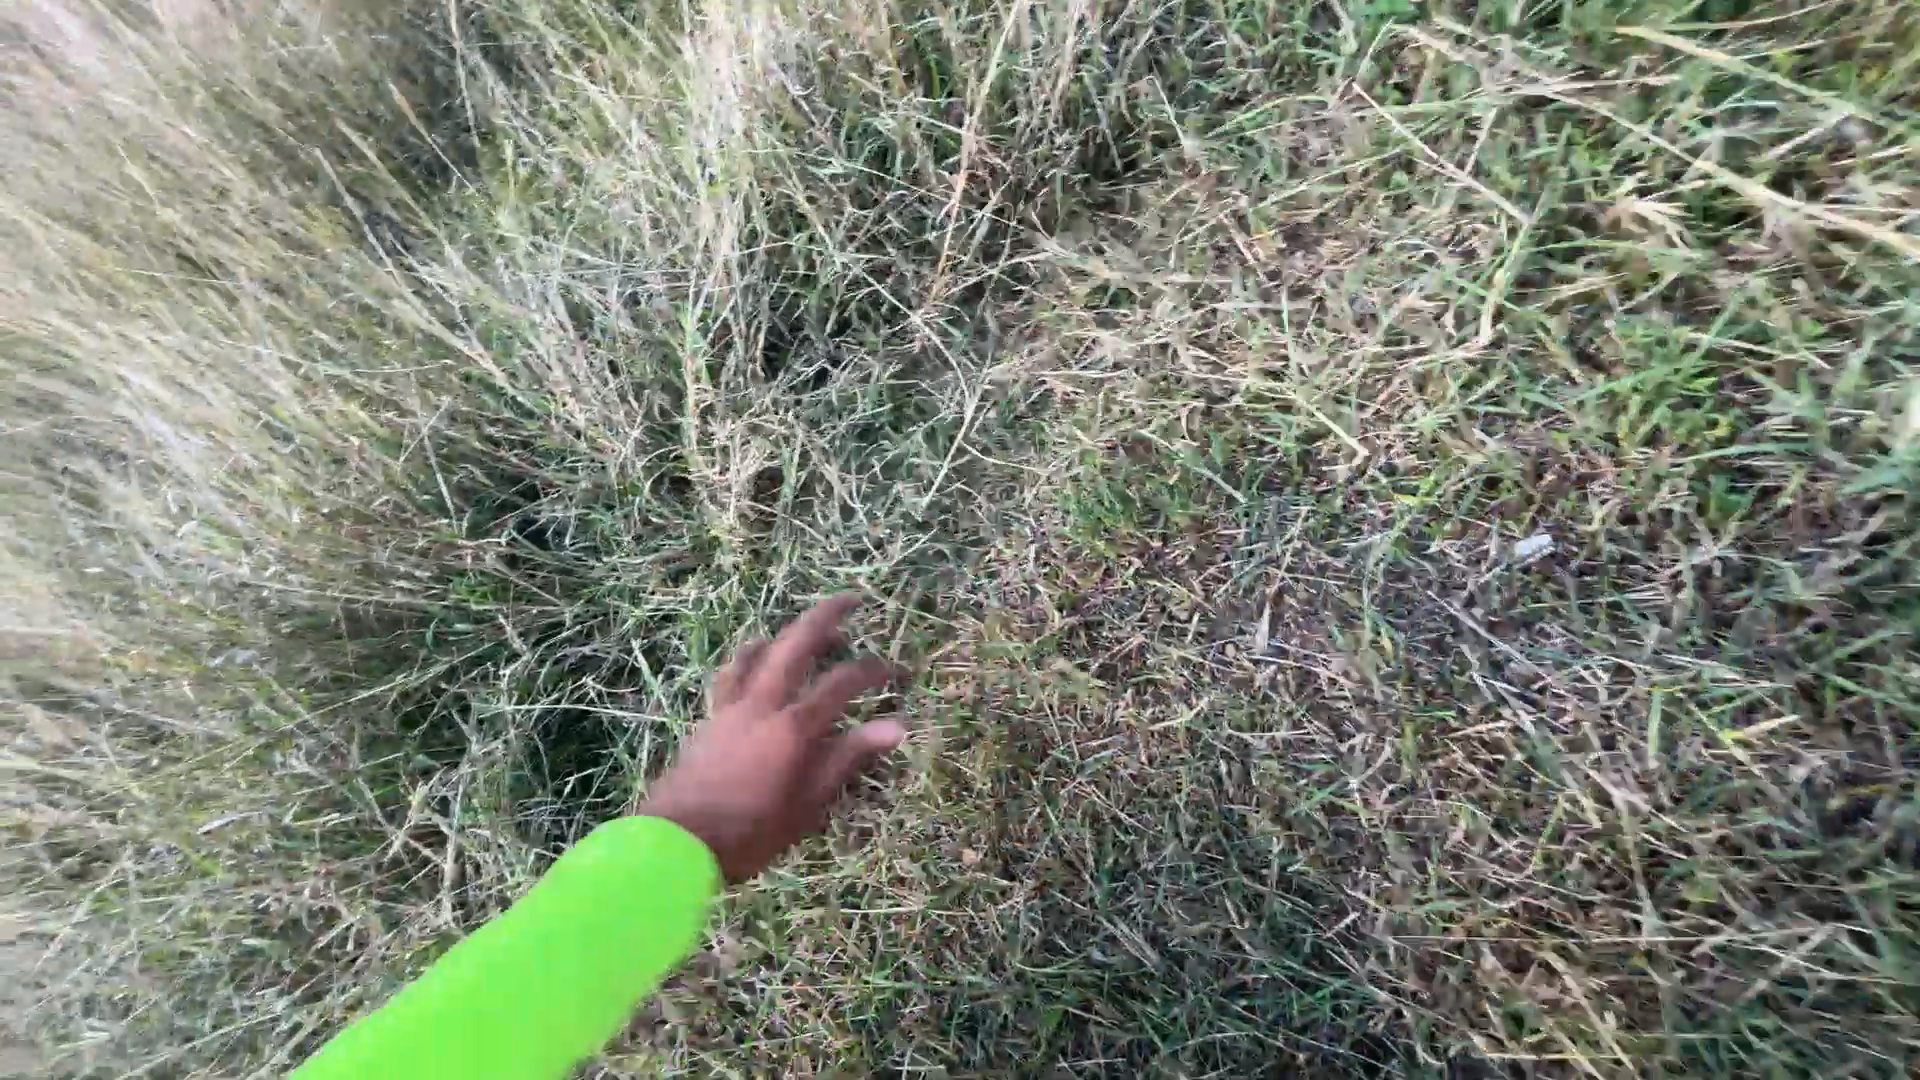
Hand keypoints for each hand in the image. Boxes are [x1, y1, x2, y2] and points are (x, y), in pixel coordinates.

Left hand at [636, 594, 905, 881]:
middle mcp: (763, 703)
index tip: (897, 669)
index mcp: (793, 727)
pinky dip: (750, 657)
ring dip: (787, 635)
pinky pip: (733, 673)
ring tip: (806, 633)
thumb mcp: (810, 804)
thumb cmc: (751, 832)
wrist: (676, 844)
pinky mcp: (711, 717)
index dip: (874, 671)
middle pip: (797, 644)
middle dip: (826, 616)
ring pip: (760, 652)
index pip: (843, 683)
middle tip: (851, 599)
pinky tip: (756, 661)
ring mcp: (732, 706)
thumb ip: (848, 758)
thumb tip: (897, 727)